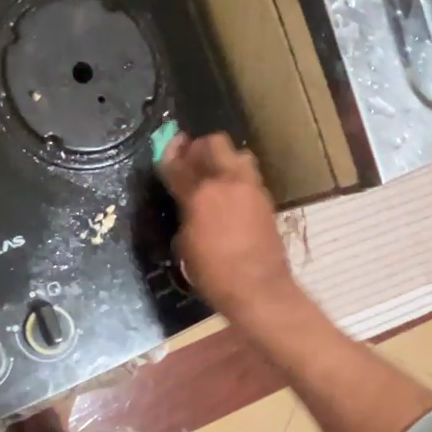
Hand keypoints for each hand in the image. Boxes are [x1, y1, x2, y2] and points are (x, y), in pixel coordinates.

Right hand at [159, 132, 298, 321]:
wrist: (258, 288)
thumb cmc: (214, 274)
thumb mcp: (185, 246)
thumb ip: (185, 216)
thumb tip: (188, 206)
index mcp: (199, 195)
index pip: (178, 164)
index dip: (168, 154)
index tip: (166, 150)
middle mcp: (226, 182)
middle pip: (213, 143)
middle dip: (199, 148)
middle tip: (191, 162)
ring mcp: (250, 187)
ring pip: (237, 154)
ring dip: (224, 159)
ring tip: (216, 178)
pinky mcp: (266, 199)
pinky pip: (249, 176)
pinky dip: (237, 178)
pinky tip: (231, 197)